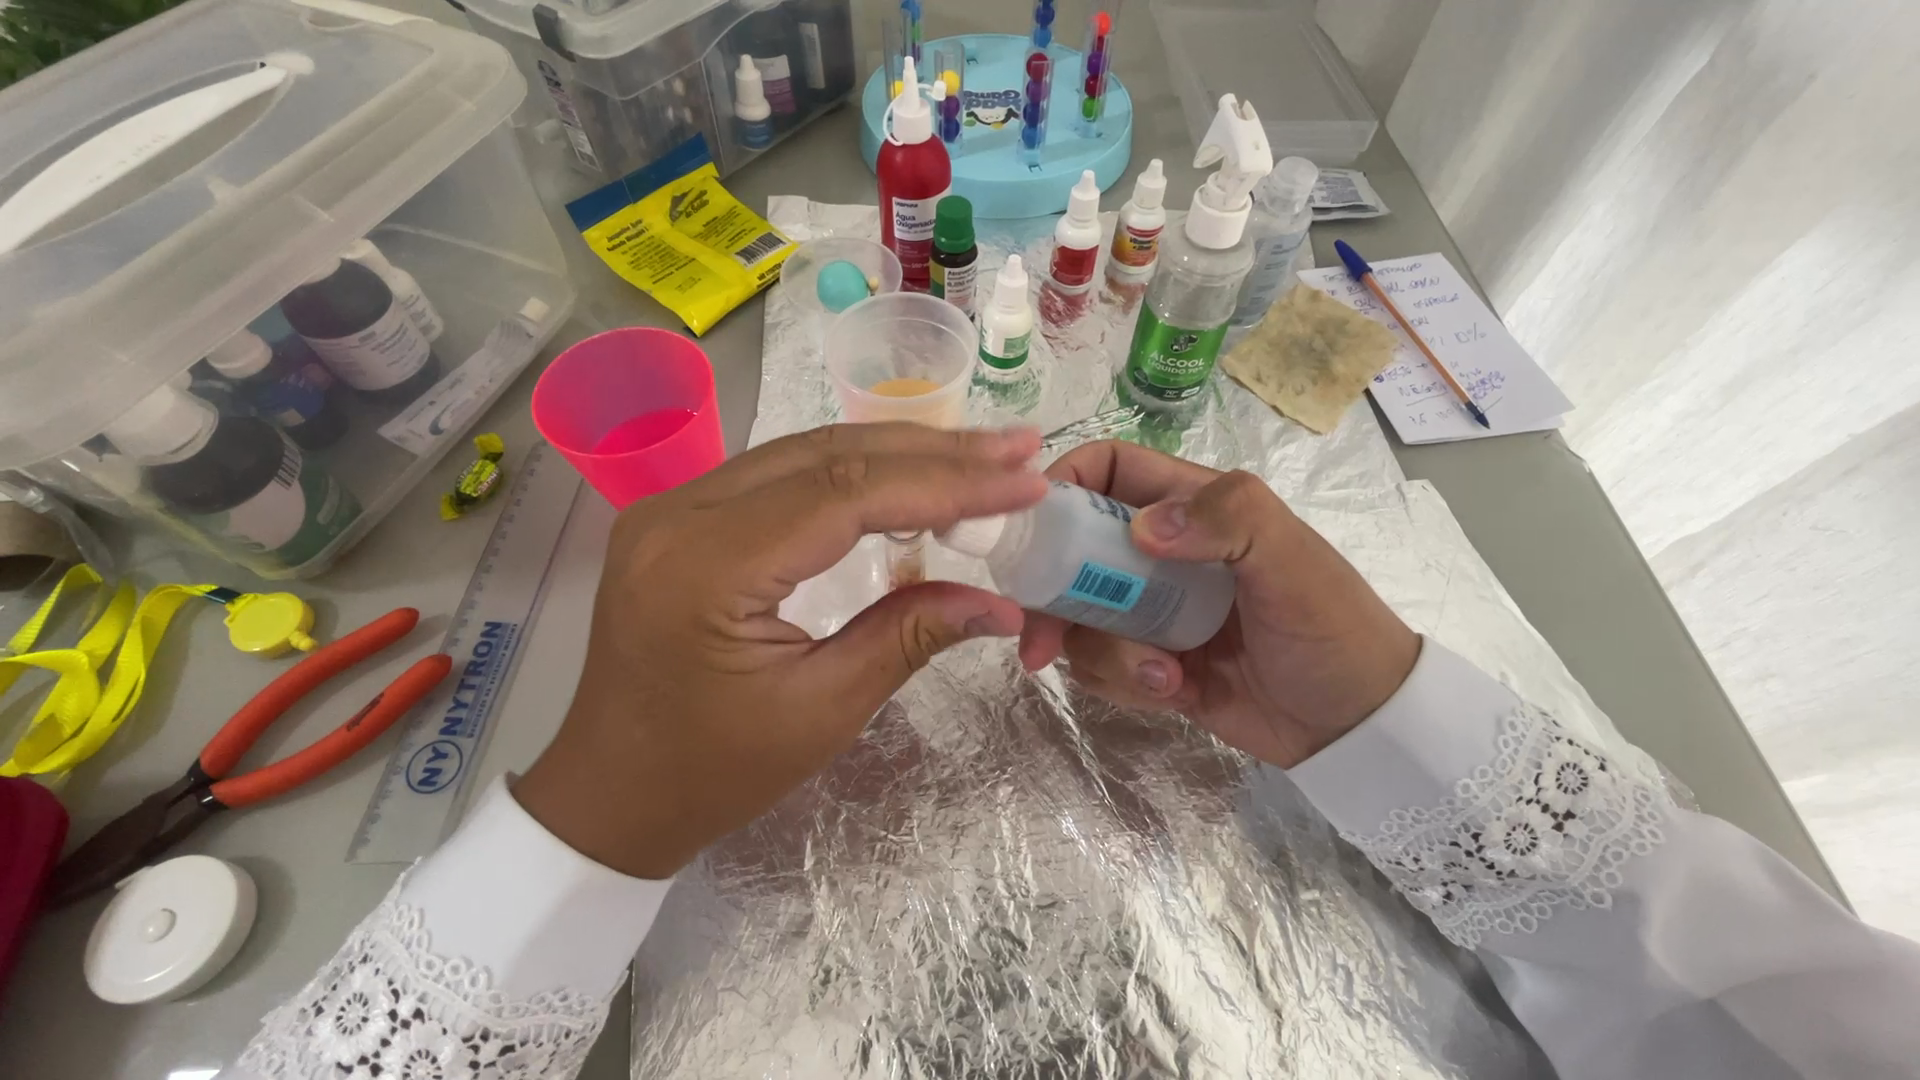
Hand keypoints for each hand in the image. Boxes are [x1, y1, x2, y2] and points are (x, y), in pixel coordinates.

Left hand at [513, 424, 1047, 878]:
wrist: (610, 793)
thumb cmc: (713, 772)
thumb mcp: (823, 710)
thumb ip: (909, 636)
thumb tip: (1003, 603)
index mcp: (707, 568)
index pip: (846, 495)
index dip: (945, 484)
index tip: (1022, 481)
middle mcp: (679, 513)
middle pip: (829, 455)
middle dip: (933, 451)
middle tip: (1017, 448)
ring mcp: (672, 505)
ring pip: (806, 452)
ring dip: (898, 451)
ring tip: (980, 454)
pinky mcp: (681, 514)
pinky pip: (781, 473)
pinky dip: (854, 471)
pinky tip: (904, 473)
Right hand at [1019, 441, 1418, 768]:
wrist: (1357, 724)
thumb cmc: (1331, 627)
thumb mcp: (1294, 560)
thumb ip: (1229, 519)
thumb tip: (1140, 528)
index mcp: (1191, 507)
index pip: (1108, 469)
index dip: (1062, 486)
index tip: (1032, 531)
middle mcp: (1161, 554)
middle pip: (1072, 551)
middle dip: (1052, 596)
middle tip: (1038, 639)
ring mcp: (1152, 612)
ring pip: (1081, 617)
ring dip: (1106, 653)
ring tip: (1164, 678)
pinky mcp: (1150, 663)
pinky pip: (1102, 666)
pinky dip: (1125, 683)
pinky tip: (1175, 694)